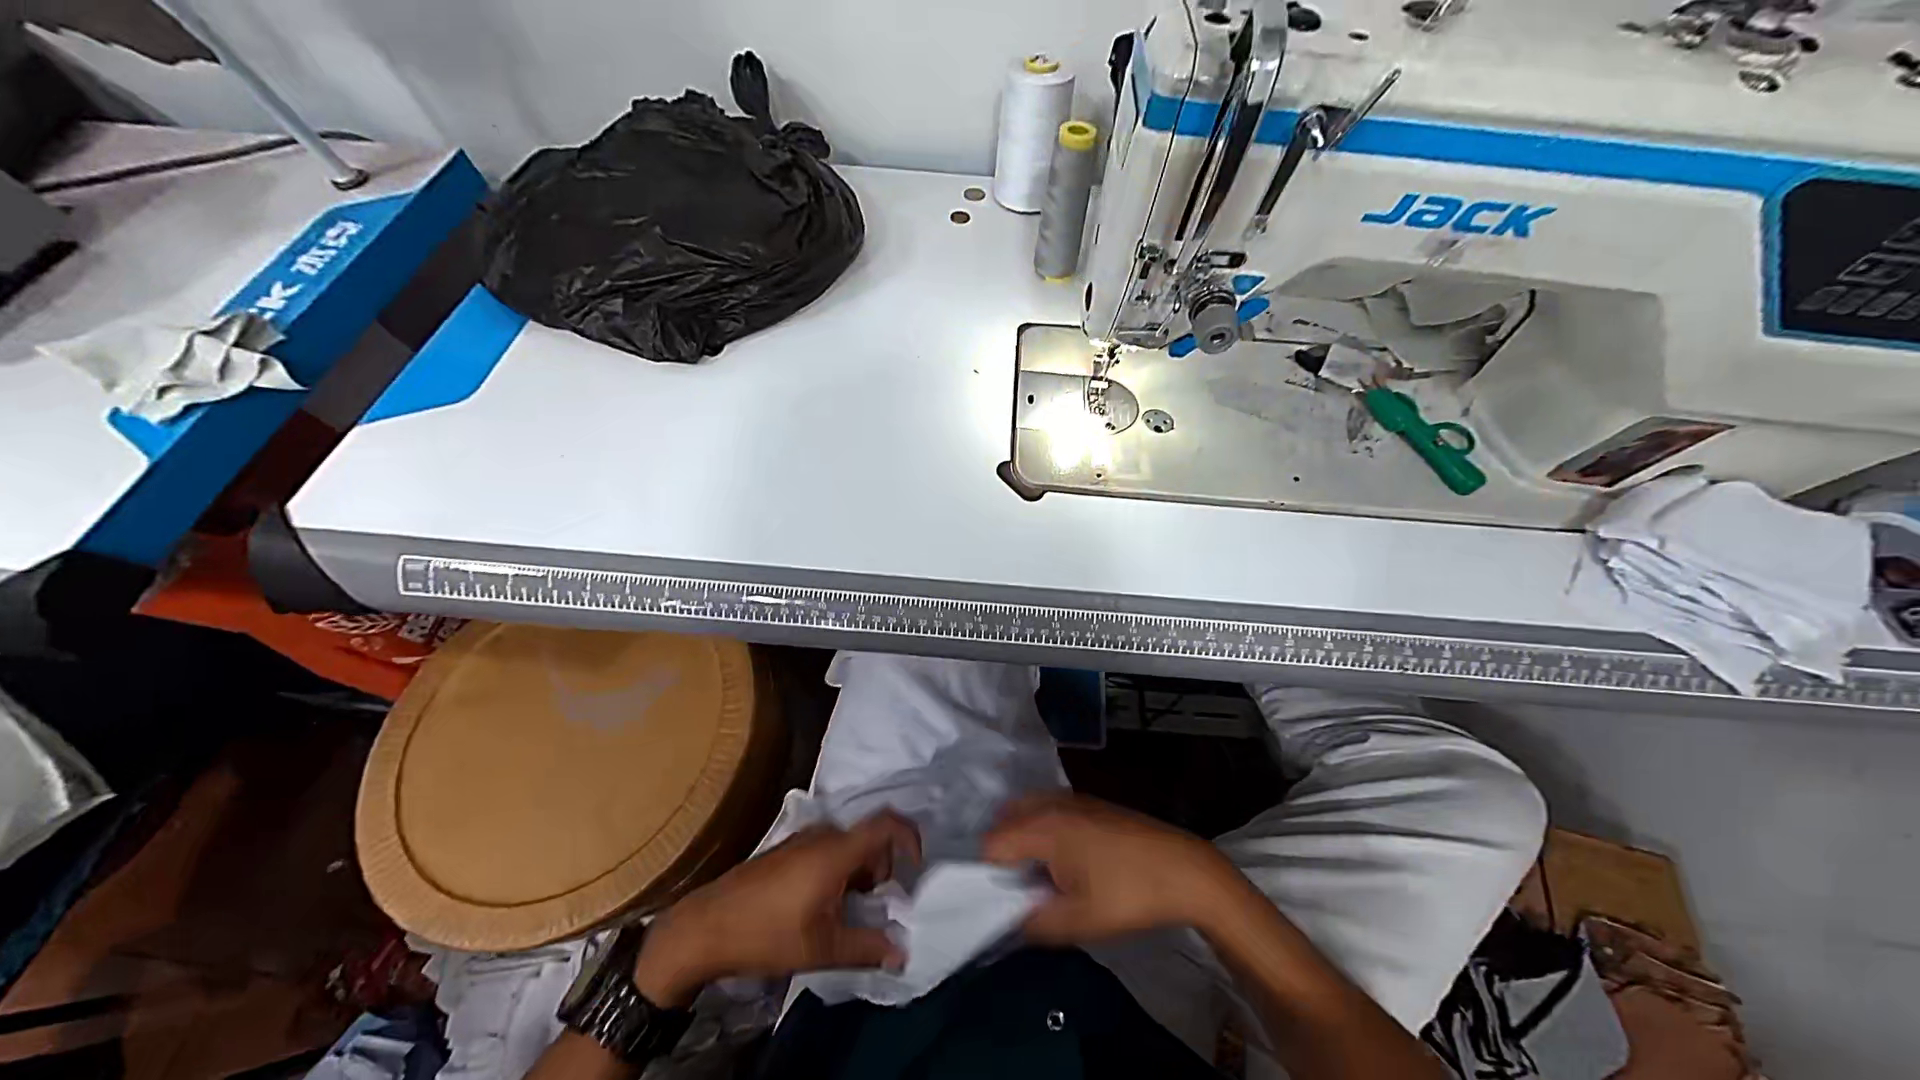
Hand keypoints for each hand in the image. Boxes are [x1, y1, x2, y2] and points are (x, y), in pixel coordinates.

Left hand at [632, 812, 920, 1006]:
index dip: (910, 837)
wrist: (704, 928)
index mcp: (836, 850)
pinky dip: (837, 870)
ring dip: (857, 872)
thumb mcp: (821, 948)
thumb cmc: (766, 934)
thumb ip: (867, 947)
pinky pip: (826, 849)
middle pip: (869, 838)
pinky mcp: (785, 849)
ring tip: (844, 911)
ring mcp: (801, 839)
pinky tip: (820, 905)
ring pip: (847, 845)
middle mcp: (822, 834)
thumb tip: (901, 951)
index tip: (915, 867)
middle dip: (881, 868)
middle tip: (872, 905)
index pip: (886, 823)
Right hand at [982, 793, 1244, 945]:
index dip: (988, 875)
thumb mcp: (1077, 922)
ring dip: (1024, 841)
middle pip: (1005, 822)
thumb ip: (1032, 922)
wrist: (1186, 871)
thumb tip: (1010, 919)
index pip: (990, 844)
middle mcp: (1051, 804)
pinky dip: (1045, 831)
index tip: (1005, 901)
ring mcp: (1073, 799)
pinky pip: (1050, 811)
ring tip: (1044, 877)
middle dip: (1004, 855)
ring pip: (1028, 813)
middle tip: (1022, 889)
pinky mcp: (1092, 803)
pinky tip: (1069, 862)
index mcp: (1042, 828)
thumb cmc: (1129, 895)